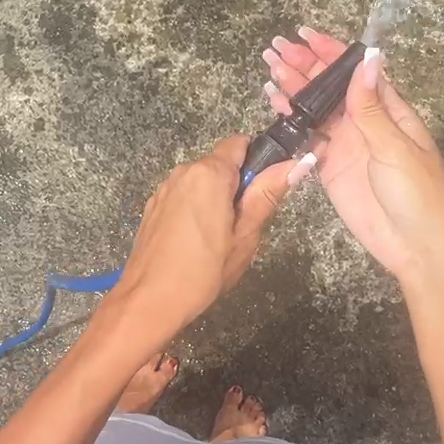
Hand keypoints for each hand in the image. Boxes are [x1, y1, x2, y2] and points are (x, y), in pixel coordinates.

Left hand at [108, 135, 301, 333]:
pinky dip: (196, 211)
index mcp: (209, 173)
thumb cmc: (203, 271)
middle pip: (220, 164)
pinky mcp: (153, 207)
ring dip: (216, 200)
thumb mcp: (245, 236)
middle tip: (244, 227)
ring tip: (220, 240)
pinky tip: (196, 244)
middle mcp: (183, 172)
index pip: (240, 143)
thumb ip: (267, 195)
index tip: (265, 190)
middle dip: (237, 187)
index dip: (258, 161)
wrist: (148, 300)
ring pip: (202, 182)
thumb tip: (294, 164)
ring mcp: (165, 189)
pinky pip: (184, 197)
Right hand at [264, 29, 443, 283]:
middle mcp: (365, 121)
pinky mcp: (329, 167)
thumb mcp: (396, 148)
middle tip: (275, 48)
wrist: (416, 247)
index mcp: (389, 110)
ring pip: (315, 108)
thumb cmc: (418, 194)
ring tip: (269, 67)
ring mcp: (345, 143)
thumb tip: (366, 60)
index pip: (357, 71)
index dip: (332, 52)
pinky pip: (306, 137)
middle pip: (330, 86)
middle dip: (304, 64)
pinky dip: (290, 119)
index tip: (306, 35)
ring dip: (293, 87)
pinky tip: (274, 102)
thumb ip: (372, 108)